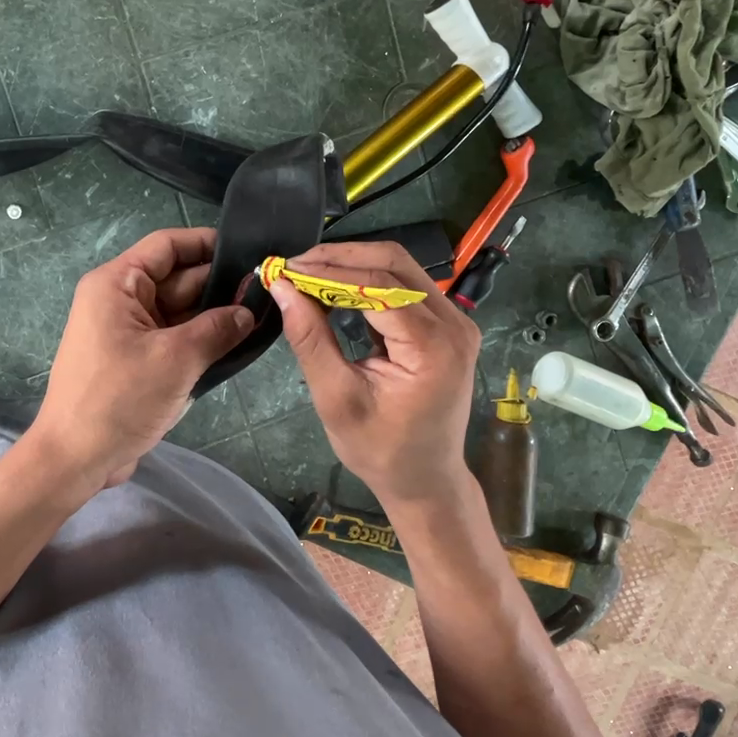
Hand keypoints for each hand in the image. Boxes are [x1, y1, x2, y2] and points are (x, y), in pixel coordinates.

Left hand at [27, 228, 254, 489]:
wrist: (75, 459)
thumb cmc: (118, 399)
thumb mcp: (175, 359)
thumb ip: (217, 328)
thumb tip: (249, 311)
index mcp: (117, 284)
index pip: (167, 246)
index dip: (208, 243)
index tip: (250, 250)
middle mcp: (121, 300)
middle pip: (178, 279)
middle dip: (220, 285)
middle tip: (270, 291)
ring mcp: (128, 332)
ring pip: (180, 311)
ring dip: (215, 316)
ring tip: (265, 315)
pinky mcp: (136, 360)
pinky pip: (174, 338)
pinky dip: (202, 341)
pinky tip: (239, 344)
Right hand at [270, 241, 481, 507]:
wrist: (425, 478)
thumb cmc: (380, 449)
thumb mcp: (336, 398)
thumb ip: (310, 339)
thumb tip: (282, 288)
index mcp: (434, 347)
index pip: (377, 287)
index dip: (328, 272)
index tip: (284, 270)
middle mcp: (454, 323)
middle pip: (393, 263)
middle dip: (338, 258)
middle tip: (293, 267)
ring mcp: (455, 320)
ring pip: (399, 267)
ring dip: (351, 265)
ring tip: (306, 274)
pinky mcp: (446, 323)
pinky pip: (404, 284)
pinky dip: (365, 279)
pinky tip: (333, 288)